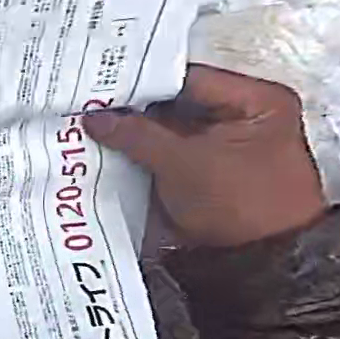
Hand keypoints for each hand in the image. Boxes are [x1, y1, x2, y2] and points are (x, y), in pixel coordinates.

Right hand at [83, 65, 326, 247]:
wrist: (257, 260)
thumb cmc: (236, 201)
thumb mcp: (183, 162)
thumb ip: (135, 134)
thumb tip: (91, 116)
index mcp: (254, 101)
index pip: (186, 78)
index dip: (141, 81)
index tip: (97, 85)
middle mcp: (238, 114)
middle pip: (172, 101)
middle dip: (130, 106)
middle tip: (83, 102)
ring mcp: (215, 142)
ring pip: (162, 126)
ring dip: (128, 129)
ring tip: (83, 122)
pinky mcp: (197, 165)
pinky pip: (160, 148)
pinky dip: (134, 148)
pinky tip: (100, 145)